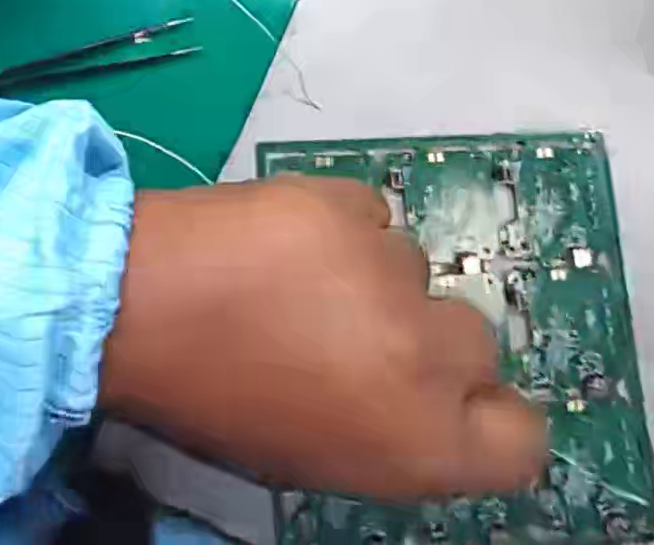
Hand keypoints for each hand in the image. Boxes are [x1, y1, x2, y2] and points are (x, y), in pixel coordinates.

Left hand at [99, 176, 546, 499]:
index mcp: (423, 445)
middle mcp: (426, 355)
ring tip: (295, 272)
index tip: (442, 388)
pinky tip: (284, 232)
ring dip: (370, 270)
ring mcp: (386, 266)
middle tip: (352, 322)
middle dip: (420, 332)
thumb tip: (414, 393)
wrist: (134, 300)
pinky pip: (368, 210)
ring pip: (411, 263)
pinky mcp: (339, 201)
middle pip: (472, 336)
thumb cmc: (208, 396)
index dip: (481, 409)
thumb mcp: (312, 452)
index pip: (519, 435)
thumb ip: (388, 430)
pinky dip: (339, 221)